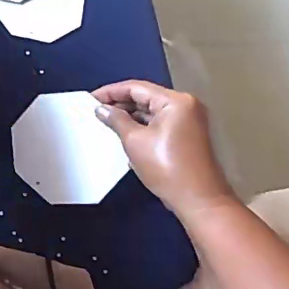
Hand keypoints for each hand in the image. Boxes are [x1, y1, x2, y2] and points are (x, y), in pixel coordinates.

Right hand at [92, 81, 235, 216]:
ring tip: (105, 121)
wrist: (198, 200)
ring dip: (129, 115)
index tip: (90, 98)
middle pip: (145, 97)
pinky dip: (141, 125)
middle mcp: (185, 105)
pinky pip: (158, 122)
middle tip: (95, 110)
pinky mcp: (186, 134)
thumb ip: (116, 119)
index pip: (136, 88)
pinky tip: (123, 132)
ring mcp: (188, 120)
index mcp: (175, 101)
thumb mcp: (134, 141)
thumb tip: (102, 109)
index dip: (111, 91)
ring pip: (151, 110)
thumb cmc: (166, 167)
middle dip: (120, 103)